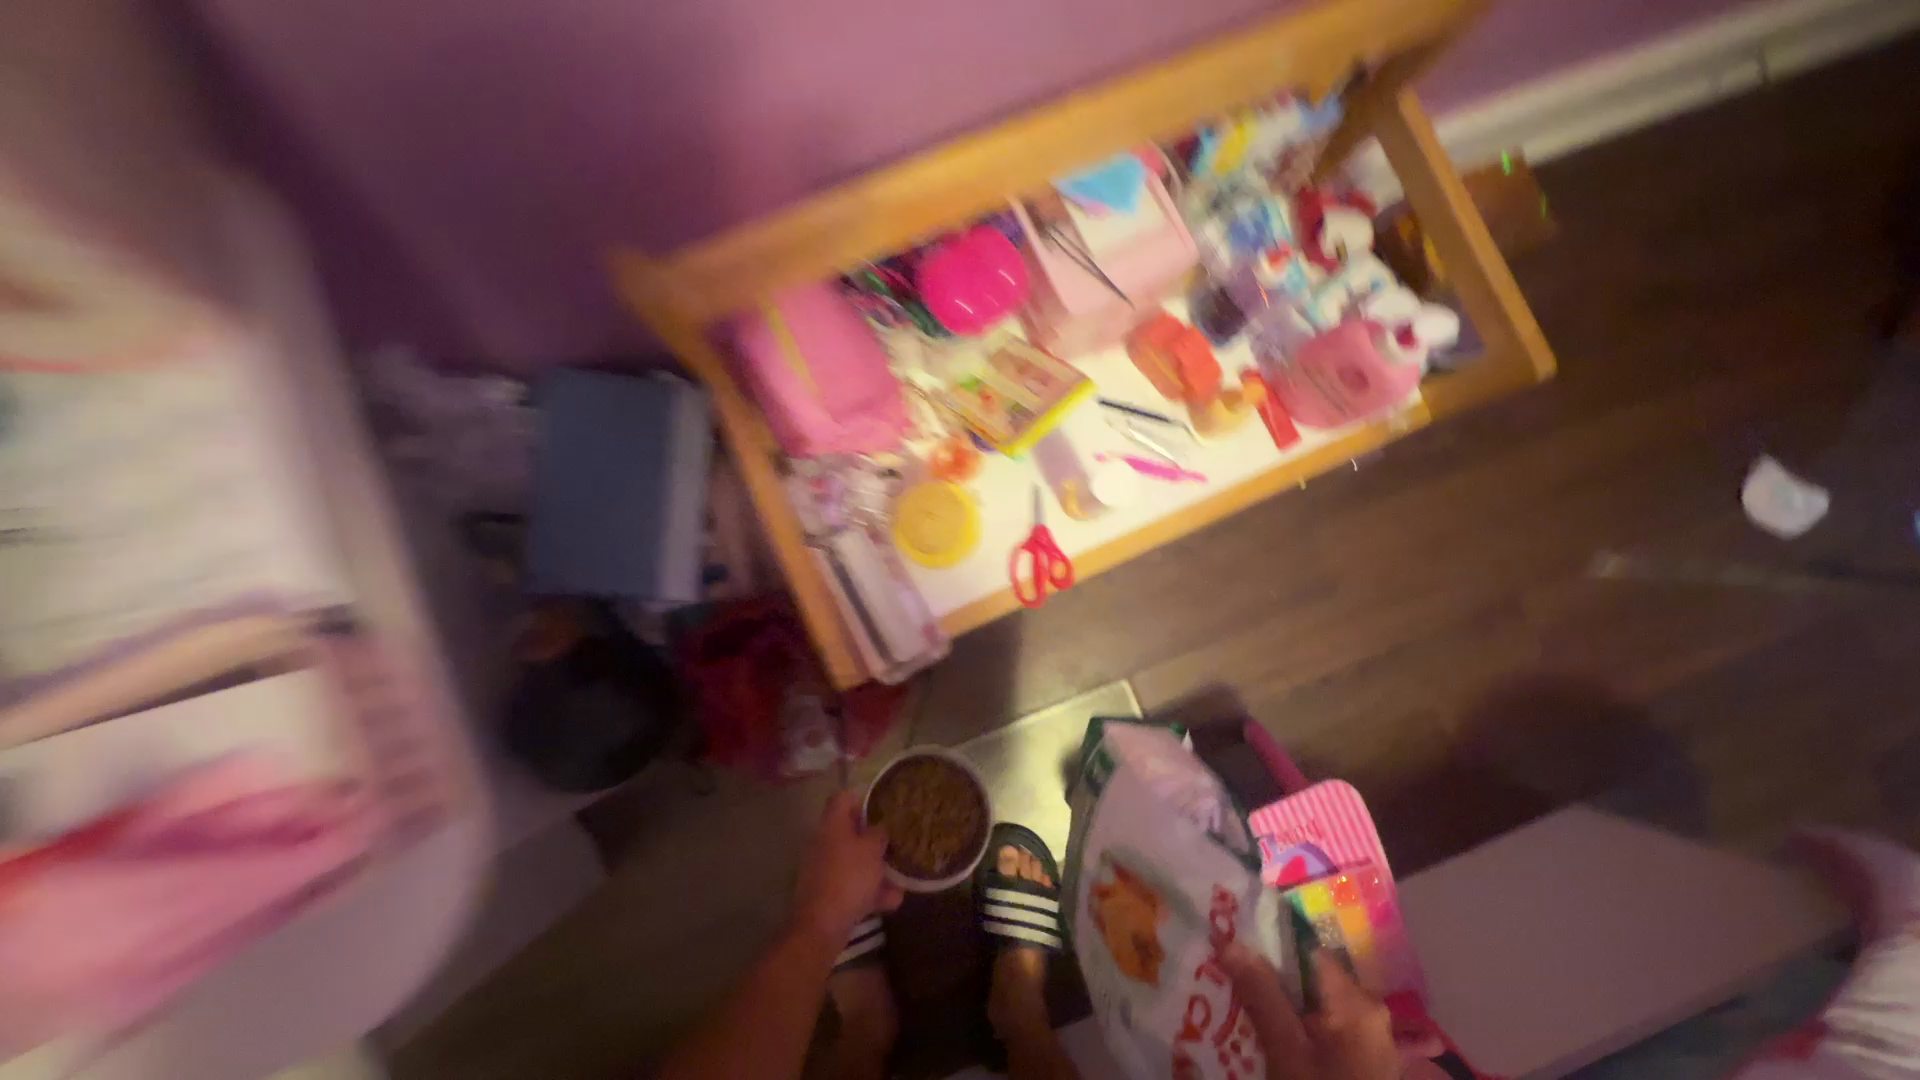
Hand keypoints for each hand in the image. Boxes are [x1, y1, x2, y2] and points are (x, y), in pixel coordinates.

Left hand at [791, 791, 903, 944]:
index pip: (843, 799)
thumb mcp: (871, 850)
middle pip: (851, 832)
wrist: (821, 927)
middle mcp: (825, 843)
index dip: (863, 799)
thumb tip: (880, 828)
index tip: (884, 809)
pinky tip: (893, 901)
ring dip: (878, 869)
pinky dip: (872, 892)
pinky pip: (854, 886)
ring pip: (855, 862)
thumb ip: (879, 834)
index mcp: (832, 826)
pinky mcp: (829, 894)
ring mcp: (825, 870)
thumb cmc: (848, 878)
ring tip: (902, 878)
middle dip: (876, 840)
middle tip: (897, 844)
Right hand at [1222, 944, 1403, 1079]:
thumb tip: (1230, 940)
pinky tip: (1267, 1041)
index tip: (1229, 943)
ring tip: (1236, 1008)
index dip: (1267, 943)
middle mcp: (1368, 1012)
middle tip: (1225, 978)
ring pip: (1312, 1006)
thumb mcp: (1286, 1051)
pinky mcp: (1363, 1065)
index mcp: (1354, 1000)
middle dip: (1267, 978)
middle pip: (1308, 979)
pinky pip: (1322, 1031)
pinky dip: (1295, 1030)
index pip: (1305, 949)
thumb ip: (1261, 994)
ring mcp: (1369, 1041)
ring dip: (1277, 1006)